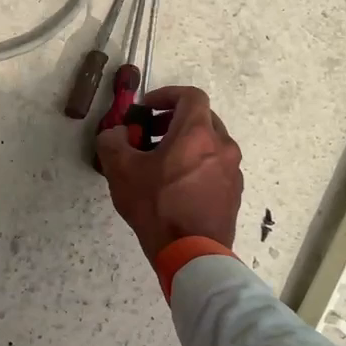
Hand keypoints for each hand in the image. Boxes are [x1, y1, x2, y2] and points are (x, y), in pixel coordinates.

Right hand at [96, 86, 243, 260]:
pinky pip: (213, 166)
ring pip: (208, 143)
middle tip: (147, 136)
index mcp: (197, 133)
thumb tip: (117, 134)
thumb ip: (112, 141)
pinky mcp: (233, 192)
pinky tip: (172, 186)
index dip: (165, 95)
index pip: (190, 96)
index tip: (145, 109)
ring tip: (157, 164)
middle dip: (171, 121)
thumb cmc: (155, 203)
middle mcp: (222, 146)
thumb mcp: (119, 169)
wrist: (190, 250)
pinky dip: (194, 164)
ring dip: (183, 144)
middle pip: (201, 119)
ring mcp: (232, 170)